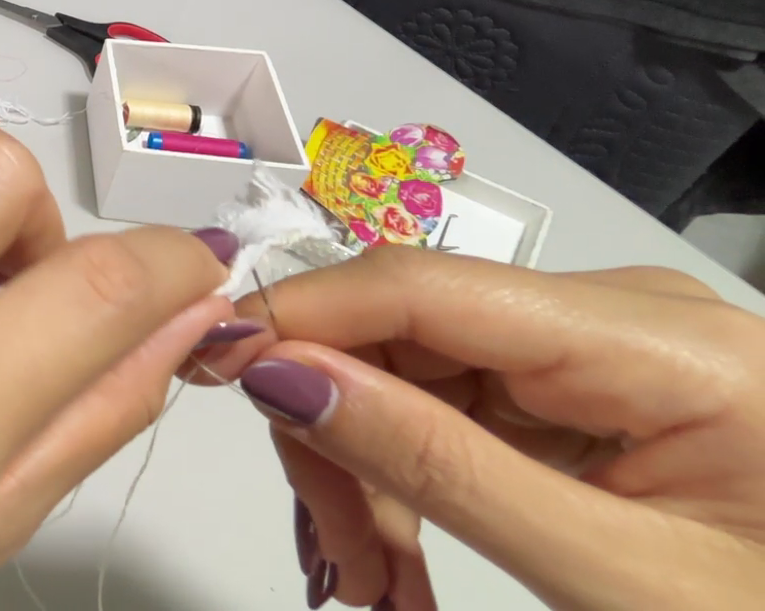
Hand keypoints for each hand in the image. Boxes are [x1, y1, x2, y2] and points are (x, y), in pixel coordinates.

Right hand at [191, 246, 764, 609]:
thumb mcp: (624, 585)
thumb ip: (436, 465)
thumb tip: (272, 372)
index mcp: (656, 339)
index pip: (415, 283)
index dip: (297, 315)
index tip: (209, 372)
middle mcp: (608, 311)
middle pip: (397, 331)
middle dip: (338, 430)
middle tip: (332, 555)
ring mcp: (588, 345)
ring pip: (402, 368)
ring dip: (364, 463)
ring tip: (371, 575)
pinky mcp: (573, 382)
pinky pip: (441, 399)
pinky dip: (403, 468)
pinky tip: (402, 545)